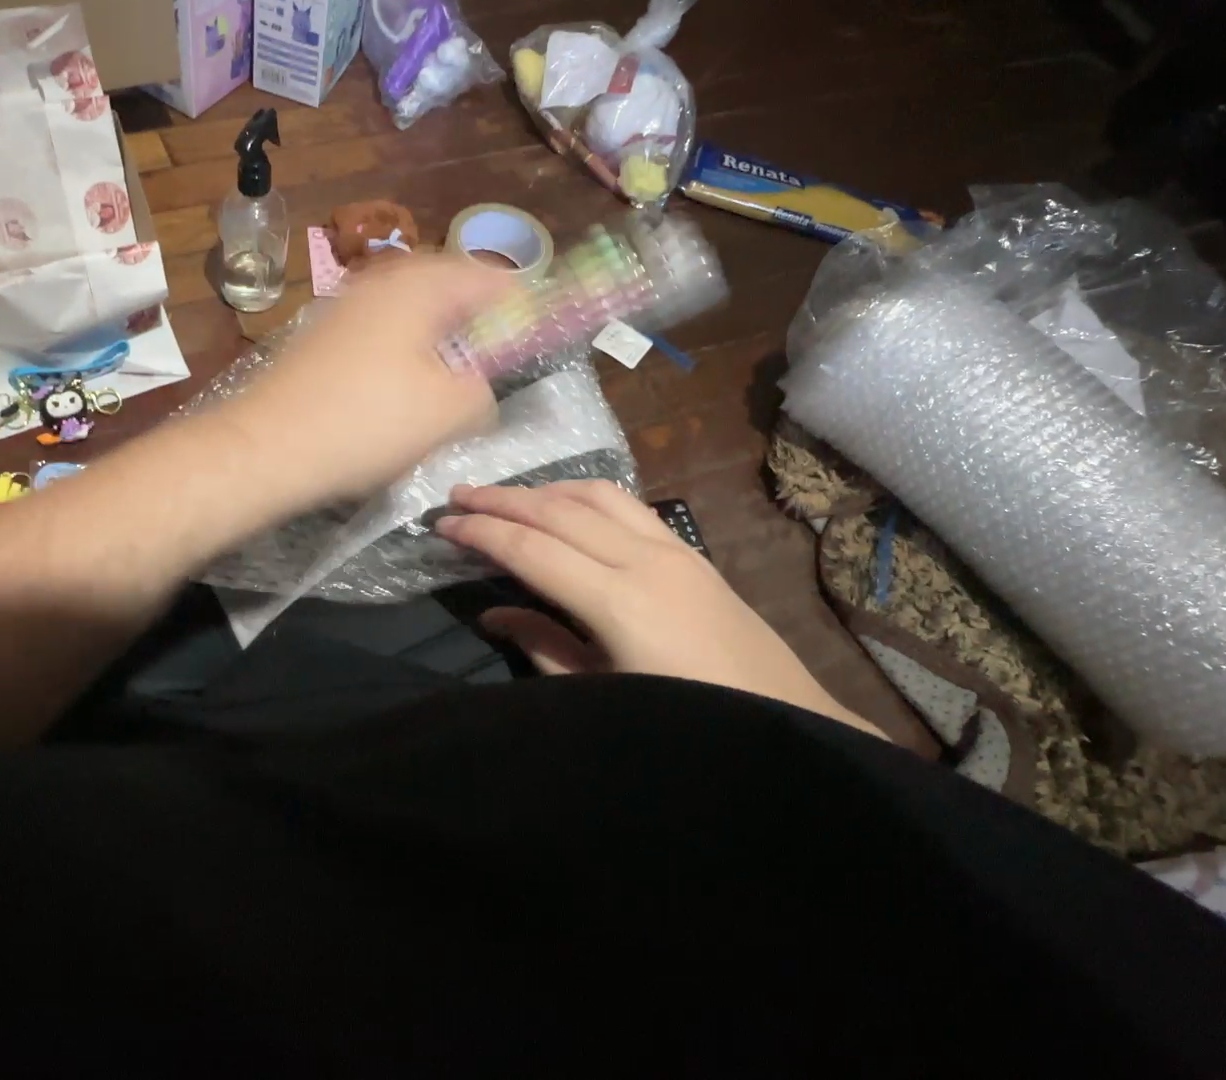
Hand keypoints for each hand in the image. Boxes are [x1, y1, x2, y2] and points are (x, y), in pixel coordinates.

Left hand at [216, 255, 513, 505]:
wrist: (265, 448)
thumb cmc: (365, 422)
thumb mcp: (448, 412)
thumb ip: (485, 391)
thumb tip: (481, 388)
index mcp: (420, 285)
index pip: (489, 278)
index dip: (520, 305)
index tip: (537, 335)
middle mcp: (380, 282)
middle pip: (446, 289)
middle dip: (475, 322)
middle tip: (496, 360)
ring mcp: (344, 308)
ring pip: (410, 314)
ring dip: (438, 340)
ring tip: (453, 380)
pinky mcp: (321, 340)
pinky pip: (380, 336)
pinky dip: (403, 355)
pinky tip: (402, 391)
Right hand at [436, 481, 883, 738]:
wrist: (784, 722)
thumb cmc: (685, 722)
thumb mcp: (600, 694)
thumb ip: (541, 645)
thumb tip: (492, 612)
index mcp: (619, 604)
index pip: (532, 550)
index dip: (481, 534)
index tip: (441, 525)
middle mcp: (645, 561)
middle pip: (558, 512)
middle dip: (501, 500)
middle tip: (455, 496)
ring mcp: (673, 549)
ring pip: (595, 496)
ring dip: (542, 490)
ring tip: (501, 495)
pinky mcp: (690, 551)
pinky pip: (626, 505)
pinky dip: (582, 495)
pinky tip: (562, 505)